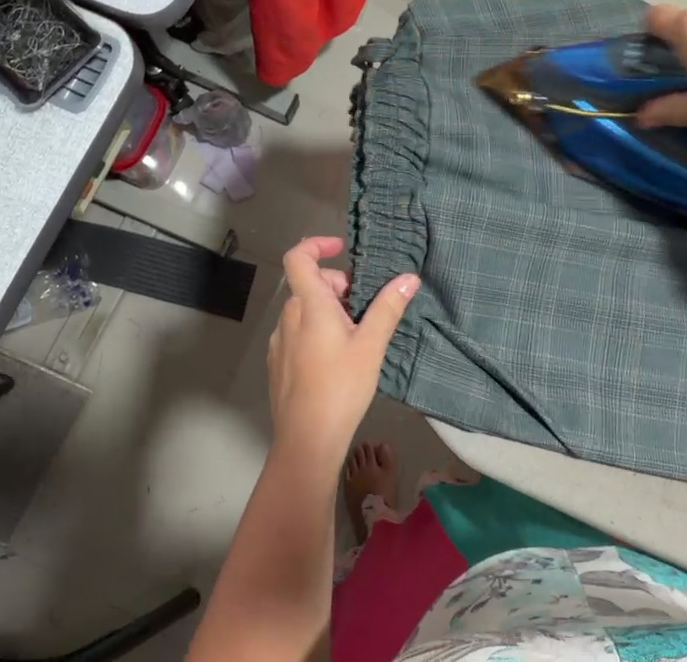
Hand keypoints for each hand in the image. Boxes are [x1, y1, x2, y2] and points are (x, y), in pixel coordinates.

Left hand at [268, 237, 419, 461]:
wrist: (306, 440)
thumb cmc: (341, 387)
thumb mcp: (371, 345)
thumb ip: (388, 308)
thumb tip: (409, 278)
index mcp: (309, 305)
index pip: (298, 257)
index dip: (317, 244)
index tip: (341, 249)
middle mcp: (288, 317)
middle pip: (309, 285)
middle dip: (338, 288)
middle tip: (366, 310)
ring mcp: (279, 341)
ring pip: (304, 311)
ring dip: (329, 312)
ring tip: (356, 339)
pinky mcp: (277, 363)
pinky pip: (297, 333)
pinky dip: (316, 332)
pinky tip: (336, 361)